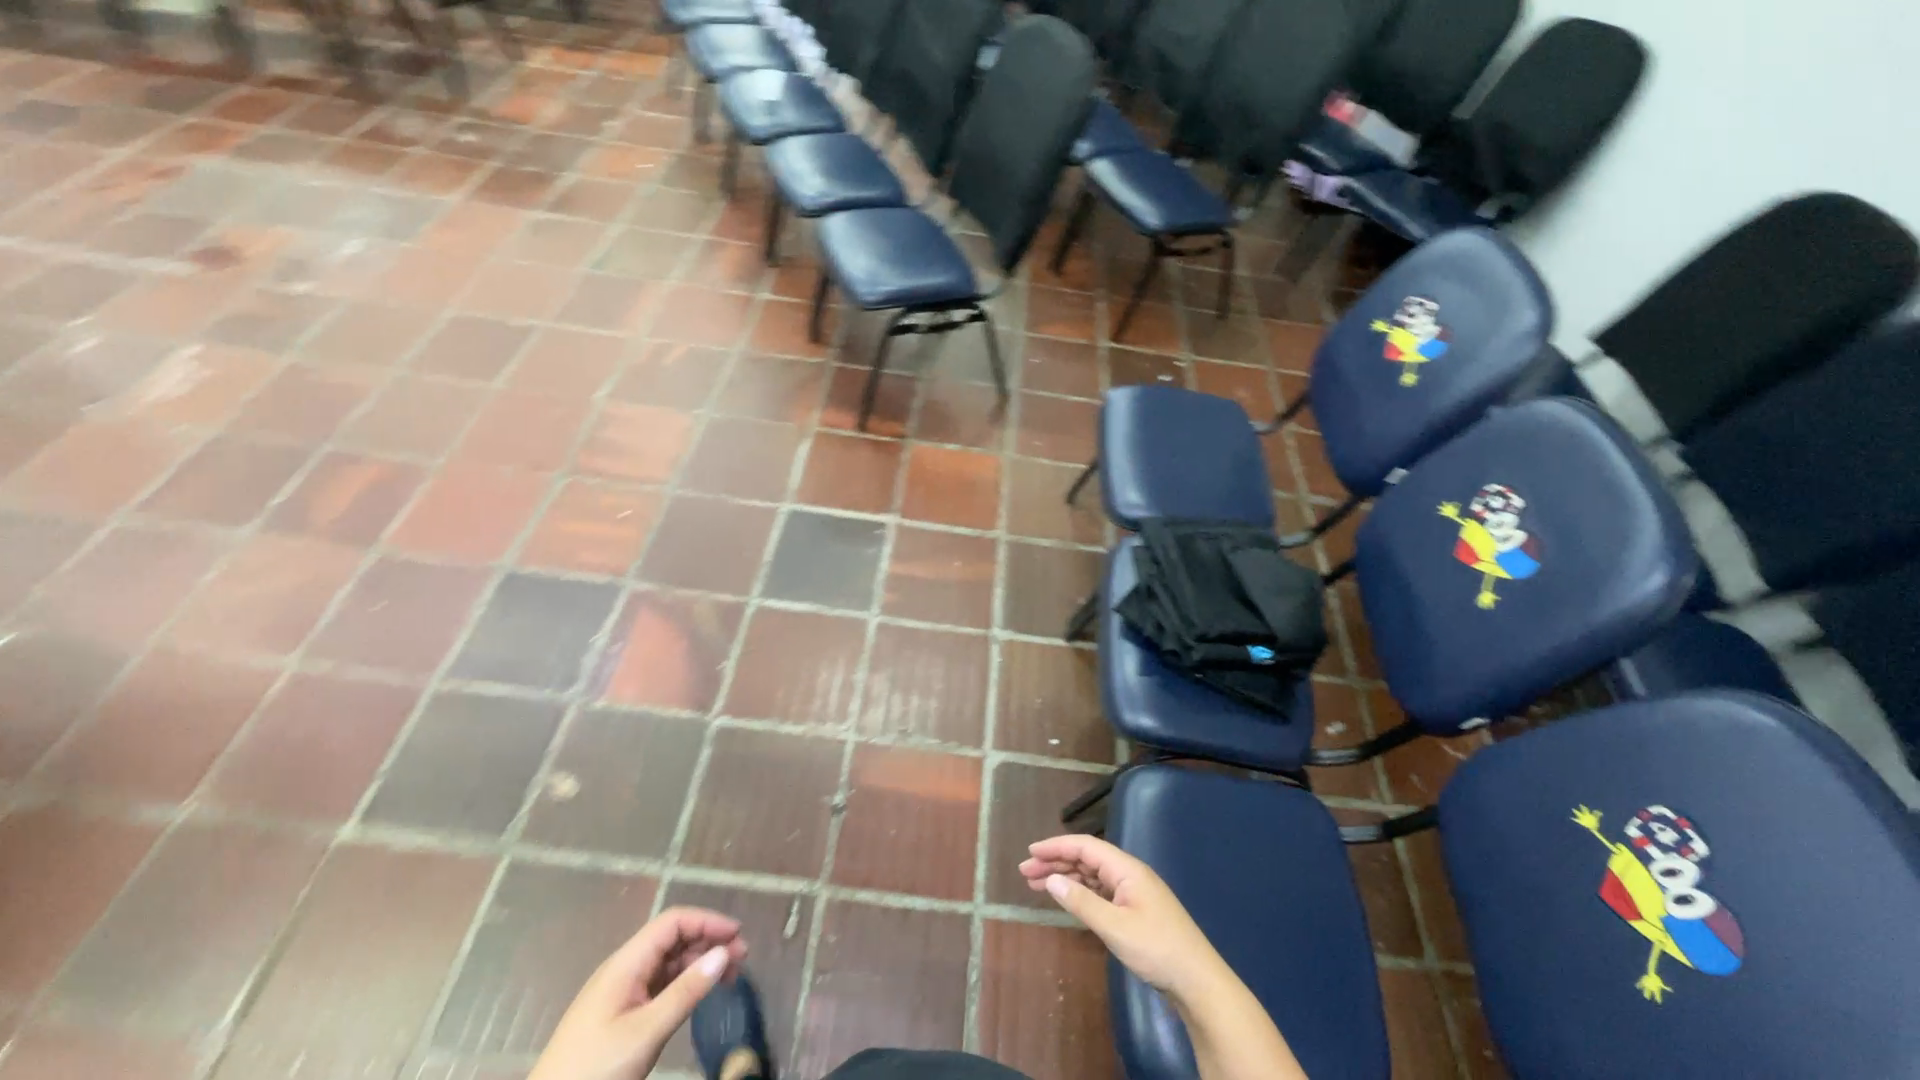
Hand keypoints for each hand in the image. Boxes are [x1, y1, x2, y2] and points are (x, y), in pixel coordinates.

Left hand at [529, 907, 748, 1079]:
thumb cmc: (596, 1068)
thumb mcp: (646, 1031)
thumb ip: (686, 991)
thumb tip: (724, 953)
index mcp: (626, 963)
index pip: (671, 923)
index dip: (706, 921)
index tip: (738, 935)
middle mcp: (625, 968)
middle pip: (672, 939)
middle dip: (708, 940)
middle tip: (742, 959)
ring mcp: (623, 990)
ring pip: (668, 961)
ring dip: (700, 962)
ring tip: (730, 976)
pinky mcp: (624, 1011)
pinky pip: (661, 983)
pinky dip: (686, 982)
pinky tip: (702, 993)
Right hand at [1019, 835, 1230, 1001]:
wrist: (1196, 980)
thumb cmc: (1156, 949)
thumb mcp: (1114, 926)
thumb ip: (1081, 901)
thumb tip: (1051, 879)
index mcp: (1127, 869)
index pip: (1086, 847)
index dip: (1056, 846)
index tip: (1030, 852)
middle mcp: (1130, 875)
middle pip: (1087, 859)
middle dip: (1056, 862)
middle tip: (1025, 872)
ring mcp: (1134, 893)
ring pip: (1093, 875)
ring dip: (1066, 877)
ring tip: (1037, 884)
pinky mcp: (1136, 911)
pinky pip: (1101, 891)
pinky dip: (1080, 892)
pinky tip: (1067, 898)